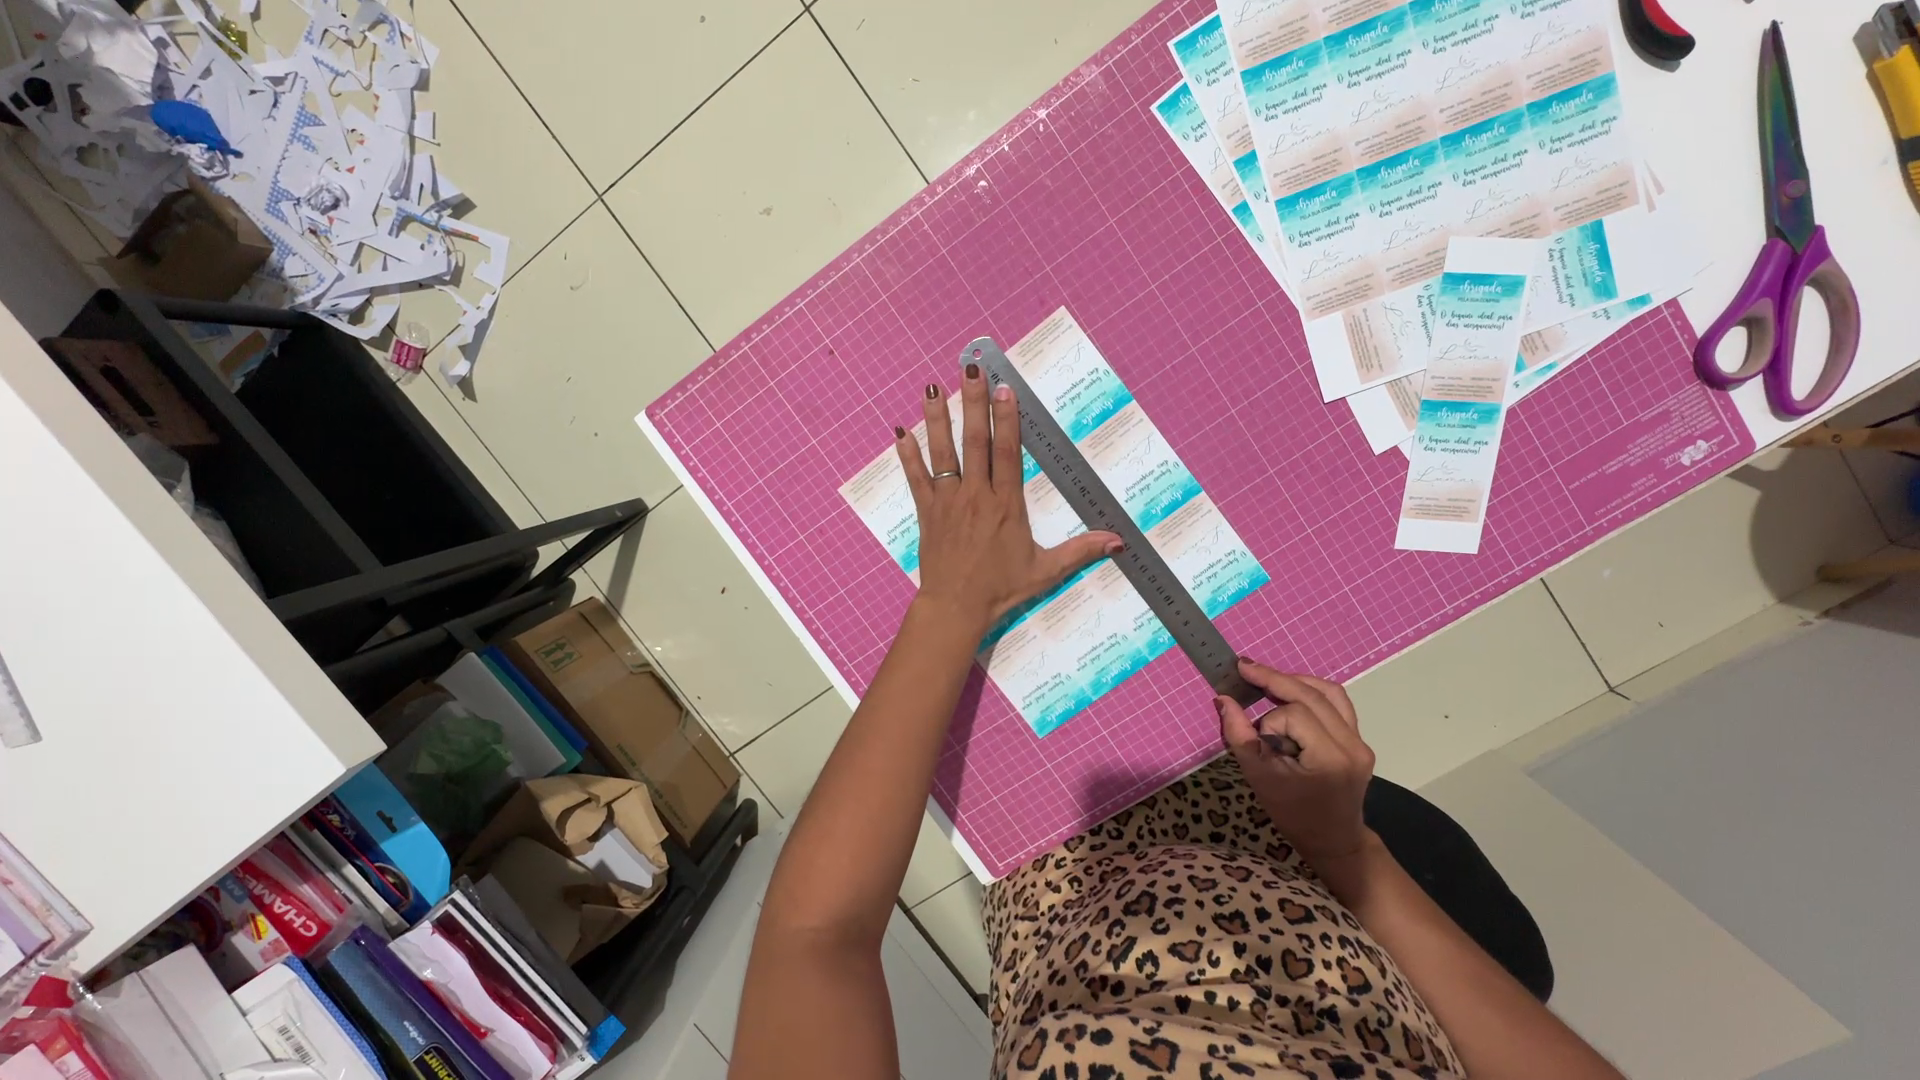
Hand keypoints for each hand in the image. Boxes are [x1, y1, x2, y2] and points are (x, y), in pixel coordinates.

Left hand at [895, 363, 1120, 632]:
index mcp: (1005, 505)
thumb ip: (1080, 551)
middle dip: (972, 403)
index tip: (1003, 388)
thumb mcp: (1045, 571)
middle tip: (969, 370)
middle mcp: (975, 497)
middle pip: (974, 442)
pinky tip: (900, 432)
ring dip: (937, 419)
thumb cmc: (1001, 589)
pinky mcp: (927, 513)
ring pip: (942, 453)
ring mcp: (948, 503)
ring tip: (930, 388)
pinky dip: (907, 456)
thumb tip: (1117, 541)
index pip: (1007, 453)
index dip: (1006, 419)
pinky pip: (915, 479)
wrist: (956, 608)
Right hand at [1217, 658, 1375, 865]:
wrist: (1332, 840)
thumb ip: (1240, 735)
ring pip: (1329, 692)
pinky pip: (1338, 703)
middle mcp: (1353, 744)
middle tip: (1244, 668)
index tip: (1260, 743)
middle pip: (1313, 695)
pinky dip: (1313, 692)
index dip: (1270, 722)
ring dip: (1296, 681)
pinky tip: (1292, 691)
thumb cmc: (1292, 814)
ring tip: (1267, 679)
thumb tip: (1223, 699)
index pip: (1294, 715)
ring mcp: (1360, 740)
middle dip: (1276, 680)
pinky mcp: (1359, 740)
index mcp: (1331, 757)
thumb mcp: (1259, 778)